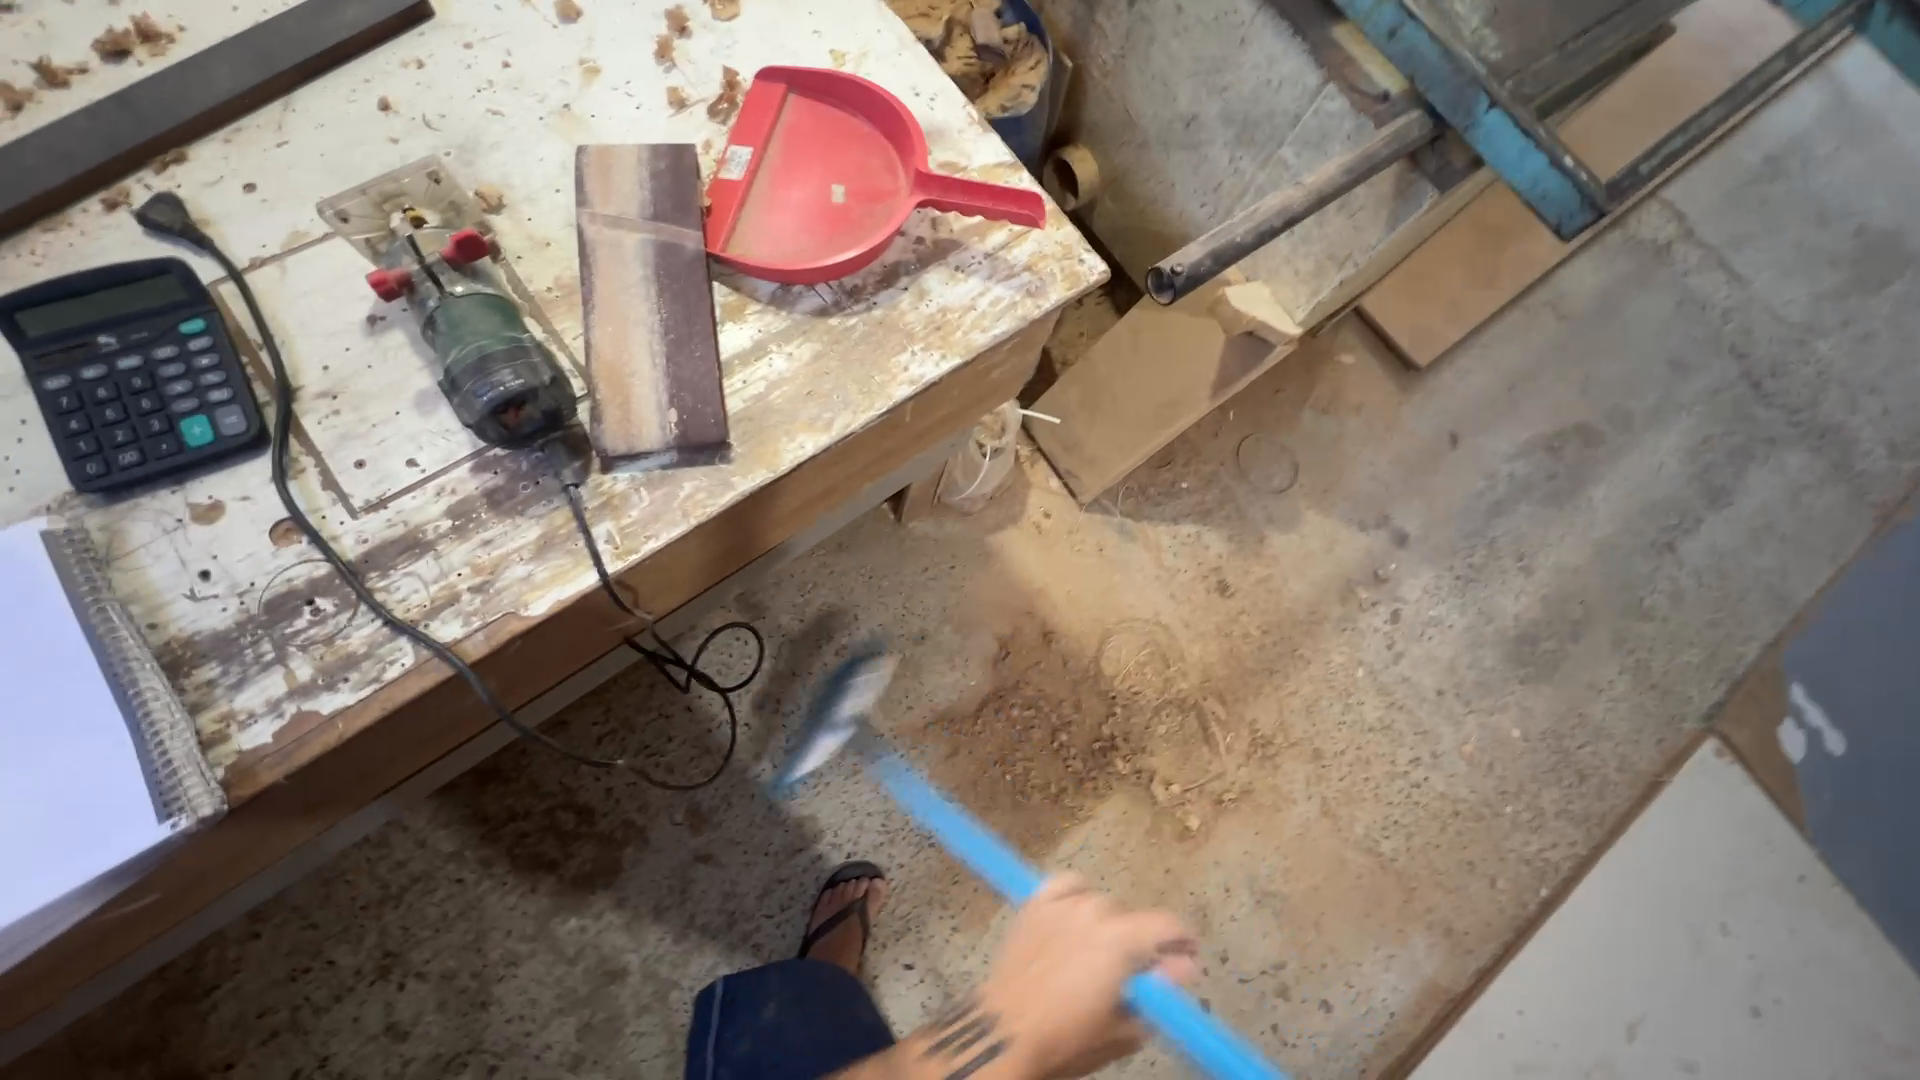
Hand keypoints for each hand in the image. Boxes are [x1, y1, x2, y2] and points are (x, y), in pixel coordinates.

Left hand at [929, 874, 1199, 1079]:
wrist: (1006, 1032)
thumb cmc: (1067, 1037)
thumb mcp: (1124, 1027)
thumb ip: (1158, 993)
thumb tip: (1184, 967)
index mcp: (1121, 940)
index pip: (1168, 924)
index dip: (1182, 941)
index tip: (1185, 957)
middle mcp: (1094, 911)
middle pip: (1131, 918)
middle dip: (1139, 943)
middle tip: (1132, 973)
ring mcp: (1062, 904)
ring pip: (1099, 903)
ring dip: (1106, 923)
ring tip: (1098, 952)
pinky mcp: (1035, 903)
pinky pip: (1066, 885)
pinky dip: (1077, 895)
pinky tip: (1076, 914)